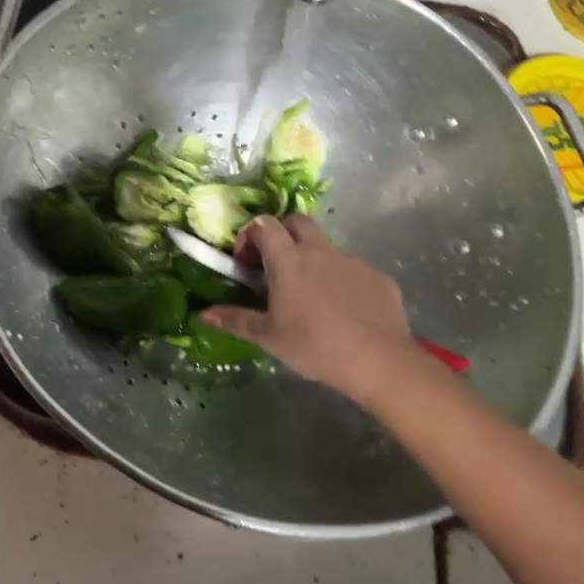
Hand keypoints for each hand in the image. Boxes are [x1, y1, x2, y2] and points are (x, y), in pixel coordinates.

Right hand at [200, 214, 416, 398]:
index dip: (251, 234)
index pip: (264, 224)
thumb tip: (203, 314)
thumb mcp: (269, 337)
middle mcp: (320, 251)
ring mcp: (352, 261)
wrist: (380, 361)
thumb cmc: (315, 346)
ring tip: (310, 293)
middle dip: (282, 232)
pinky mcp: (378, 276)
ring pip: (326, 247)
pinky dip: (340, 279)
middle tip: (275, 262)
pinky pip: (352, 269)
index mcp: (289, 260)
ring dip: (312, 258)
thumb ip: (236, 320)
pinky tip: (342, 309)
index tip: (246, 260)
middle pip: (298, 221)